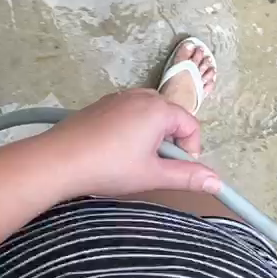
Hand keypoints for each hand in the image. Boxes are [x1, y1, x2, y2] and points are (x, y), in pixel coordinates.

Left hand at [36, 89, 219, 198]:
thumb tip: (217, 182)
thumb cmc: (109, 167)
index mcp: (159, 108)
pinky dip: (130, 129)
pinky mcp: (101, 104)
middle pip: (170, 116)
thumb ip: (187, 176)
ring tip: (133, 160)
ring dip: (150, 135)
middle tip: (153, 167)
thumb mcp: (152, 175)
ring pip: (148, 114)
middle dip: (169, 141)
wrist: (59, 160)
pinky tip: (114, 151)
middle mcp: (141, 95)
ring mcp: (119, 97)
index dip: (190, 151)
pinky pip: (128, 113)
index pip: (191, 125)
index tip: (175, 171)